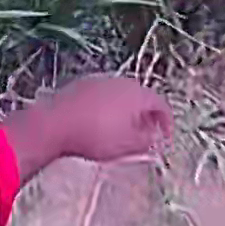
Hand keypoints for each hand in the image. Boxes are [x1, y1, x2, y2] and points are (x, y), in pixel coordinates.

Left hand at [2, 75, 172, 181]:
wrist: (58, 122)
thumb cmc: (97, 134)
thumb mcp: (128, 145)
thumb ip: (147, 141)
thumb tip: (154, 137)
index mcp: (136, 93)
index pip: (160, 103)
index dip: (167, 122)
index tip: (165, 138)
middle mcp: (121, 81)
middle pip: (141, 96)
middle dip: (147, 116)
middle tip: (147, 135)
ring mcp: (101, 80)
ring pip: (123, 95)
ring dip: (129, 111)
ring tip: (125, 132)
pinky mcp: (85, 84)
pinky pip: (106, 95)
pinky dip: (111, 108)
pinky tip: (103, 124)